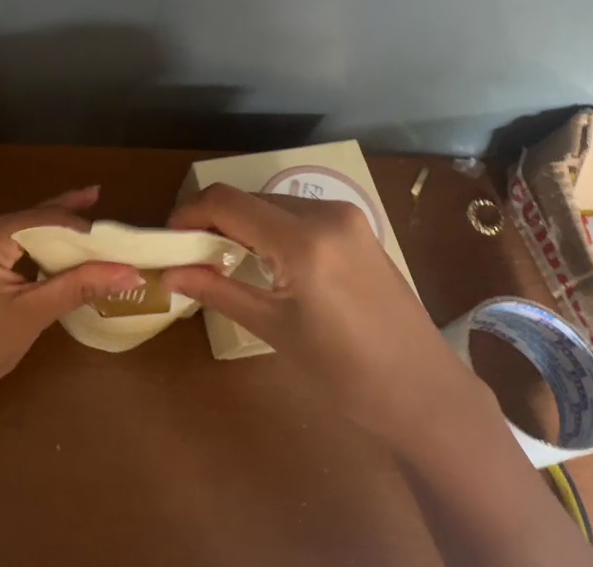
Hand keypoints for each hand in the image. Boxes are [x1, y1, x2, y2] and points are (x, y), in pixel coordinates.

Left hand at [0, 186, 142, 417]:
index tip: (118, 234)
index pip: (44, 217)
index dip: (83, 225)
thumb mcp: (33, 314)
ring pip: (18, 226)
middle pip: (30, 217)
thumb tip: (130, 272)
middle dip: (69, 220)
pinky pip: (4, 238)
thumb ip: (80, 285)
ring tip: (92, 229)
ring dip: (52, 233)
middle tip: (108, 215)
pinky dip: (30, 244)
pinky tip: (56, 246)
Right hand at [163, 183, 486, 442]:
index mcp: (303, 240)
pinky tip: (265, 261)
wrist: (424, 393)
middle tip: (190, 256)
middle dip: (213, 220)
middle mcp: (325, 213)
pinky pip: (298, 214)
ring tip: (224, 262)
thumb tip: (168, 274)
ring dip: (241, 224)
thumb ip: (218, 290)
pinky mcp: (358, 228)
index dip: (188, 214)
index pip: (226, 202)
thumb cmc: (345, 373)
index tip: (168, 240)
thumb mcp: (274, 330)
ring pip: (272, 203)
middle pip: (248, 199)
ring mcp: (347, 217)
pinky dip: (270, 229)